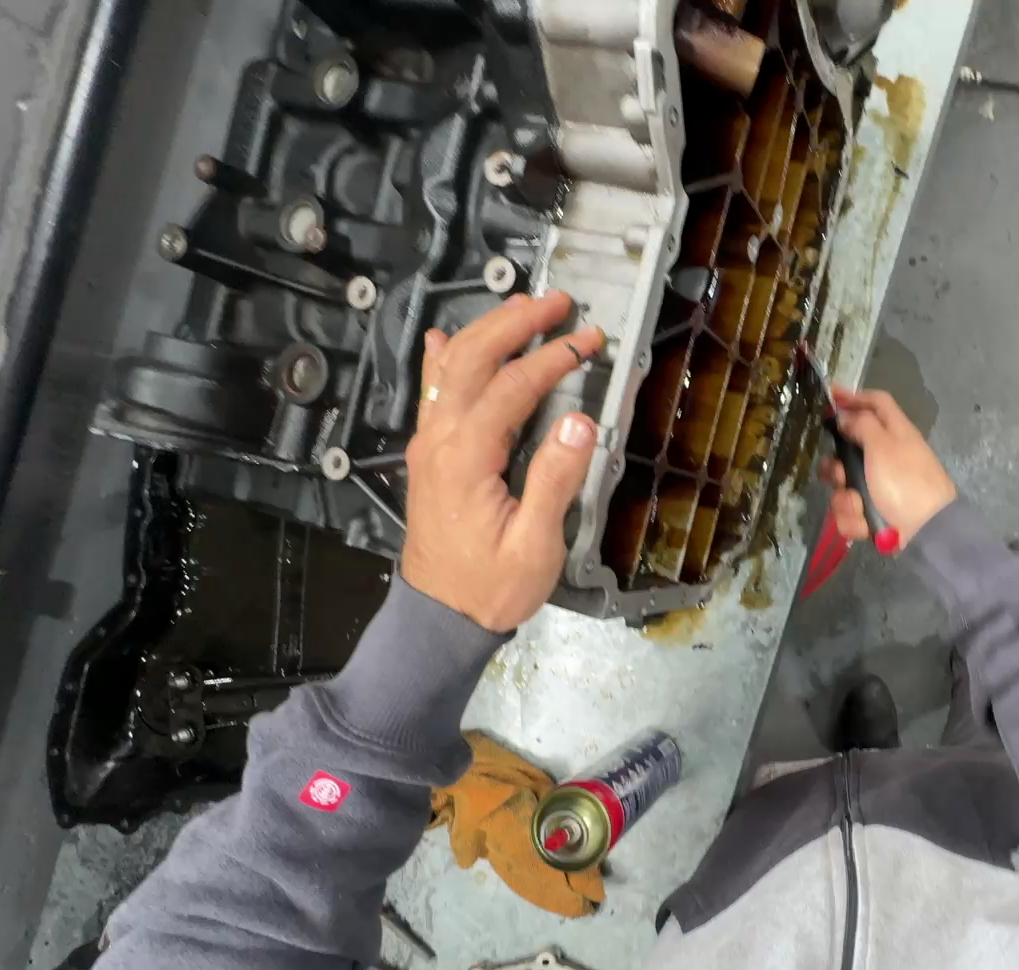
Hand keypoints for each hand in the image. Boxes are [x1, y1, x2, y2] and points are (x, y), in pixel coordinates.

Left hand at [401, 292, 605, 631]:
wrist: (441, 617)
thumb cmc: (492, 586)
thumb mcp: (534, 544)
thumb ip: (554, 481)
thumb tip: (581, 423)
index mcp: (467, 457)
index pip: (513, 387)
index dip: (554, 357)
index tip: (590, 339)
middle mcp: (440, 439)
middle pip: (472, 359)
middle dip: (515, 323)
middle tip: (558, 302)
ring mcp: (429, 444)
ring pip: (449, 369)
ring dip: (486, 332)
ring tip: (521, 308)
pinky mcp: (430, 455)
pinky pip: (432, 395)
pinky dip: (439, 360)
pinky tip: (440, 339)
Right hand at [818, 386, 956, 549]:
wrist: (926, 531)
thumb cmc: (905, 481)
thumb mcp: (883, 446)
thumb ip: (861, 425)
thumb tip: (845, 416)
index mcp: (895, 433)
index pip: (876, 403)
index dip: (854, 397)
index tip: (829, 398)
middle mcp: (885, 457)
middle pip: (848, 450)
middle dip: (836, 465)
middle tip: (838, 474)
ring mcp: (878, 488)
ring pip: (843, 487)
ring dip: (845, 499)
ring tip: (858, 506)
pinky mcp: (873, 515)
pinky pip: (850, 513)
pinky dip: (854, 520)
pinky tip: (865, 524)